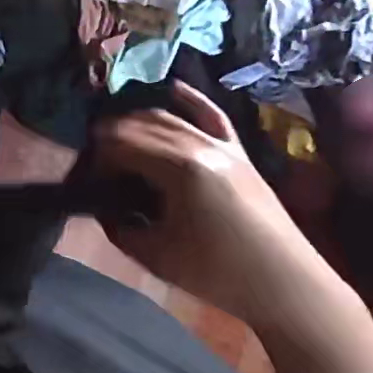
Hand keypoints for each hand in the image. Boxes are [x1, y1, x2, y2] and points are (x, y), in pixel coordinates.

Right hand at [93, 82, 352, 334]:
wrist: (285, 284)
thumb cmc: (218, 273)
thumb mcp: (156, 255)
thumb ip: (120, 227)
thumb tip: (104, 210)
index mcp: (180, 169)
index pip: (123, 145)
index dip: (98, 156)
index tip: (87, 177)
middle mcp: (201, 146)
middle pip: (143, 124)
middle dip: (112, 135)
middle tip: (95, 158)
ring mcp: (223, 146)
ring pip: (171, 118)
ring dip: (139, 120)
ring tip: (116, 135)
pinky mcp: (239, 153)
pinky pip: (211, 115)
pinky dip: (190, 100)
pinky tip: (172, 88)